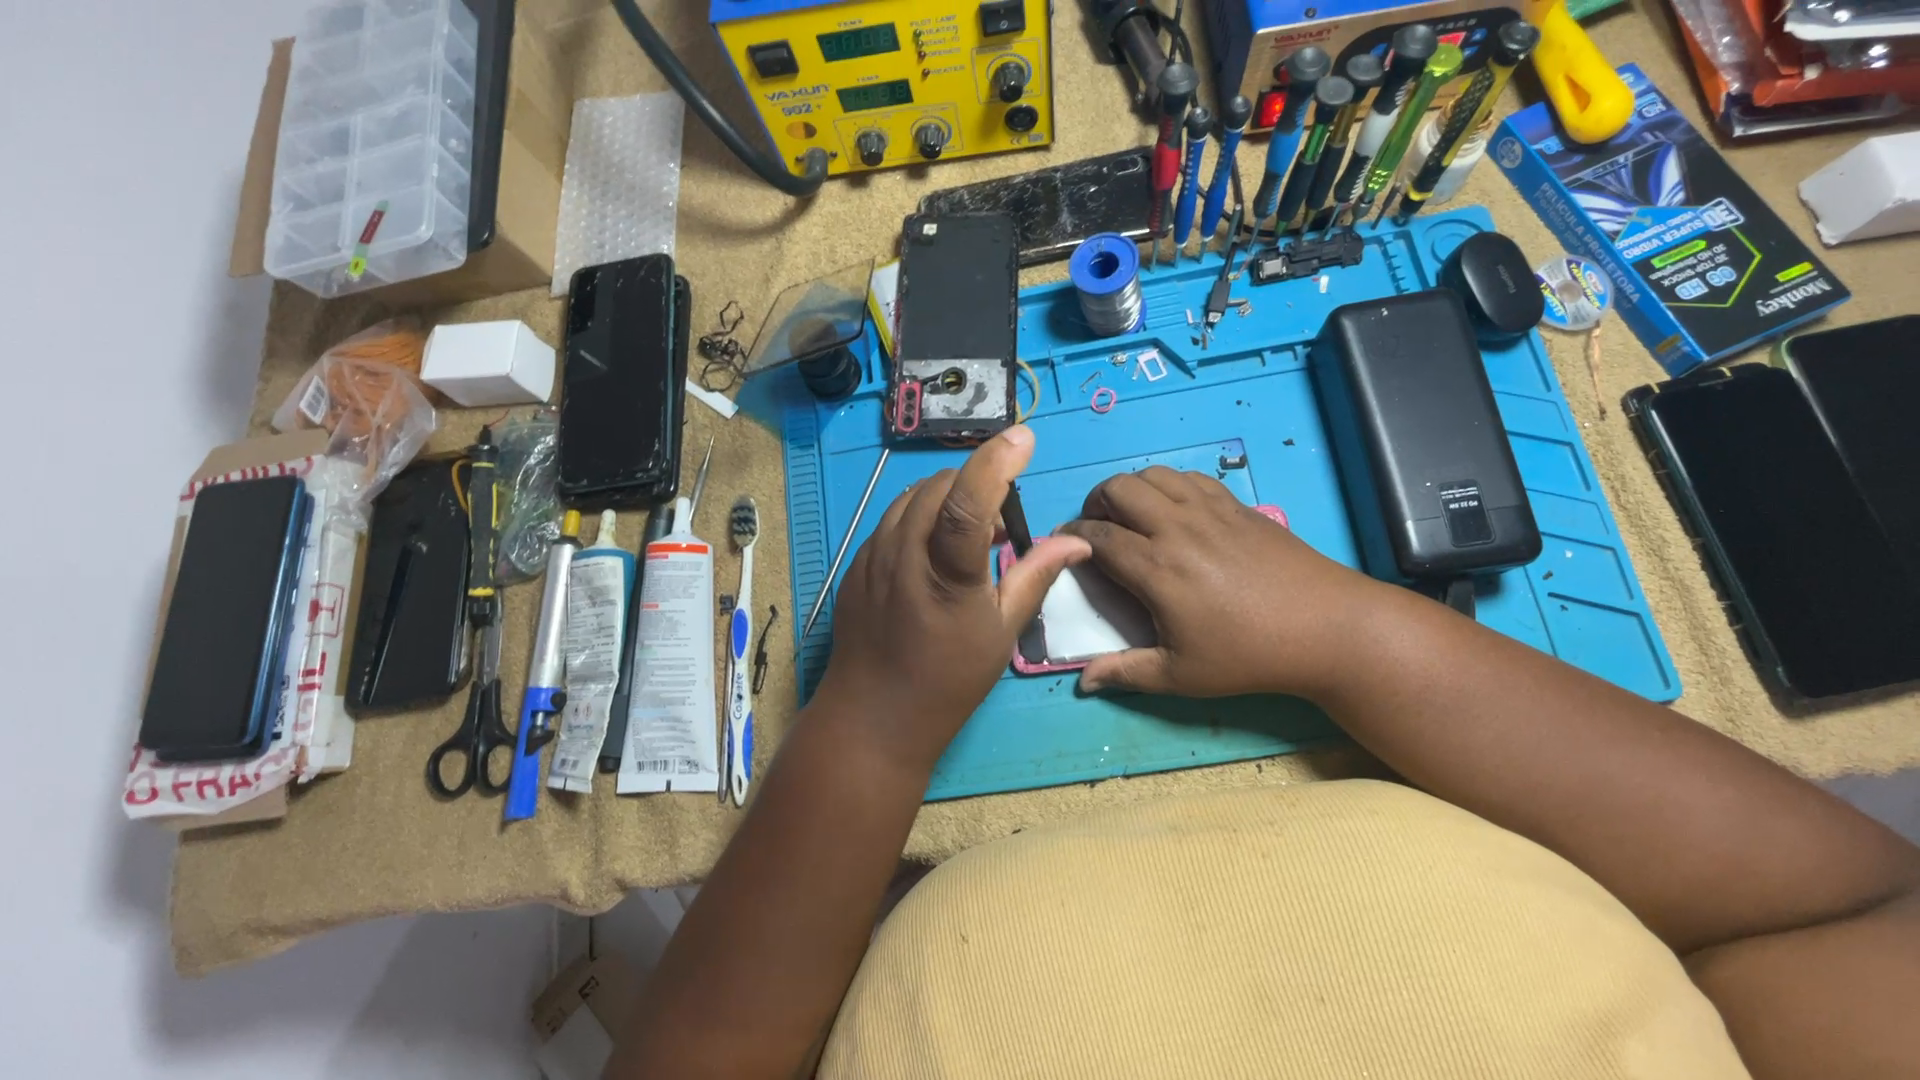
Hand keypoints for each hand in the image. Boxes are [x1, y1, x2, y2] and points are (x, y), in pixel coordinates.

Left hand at [812, 426, 1089, 775]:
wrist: (873, 716)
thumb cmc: (947, 681)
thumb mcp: (1001, 633)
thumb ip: (1035, 577)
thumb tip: (1075, 542)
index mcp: (946, 577)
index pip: (967, 502)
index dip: (996, 463)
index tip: (1023, 438)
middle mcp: (902, 555)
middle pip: (939, 487)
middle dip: (975, 482)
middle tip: (1001, 518)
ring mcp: (871, 557)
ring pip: (911, 497)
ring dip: (946, 496)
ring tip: (970, 532)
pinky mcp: (856, 565)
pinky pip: (891, 520)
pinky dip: (920, 516)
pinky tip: (934, 549)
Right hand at [1058, 467, 1389, 699]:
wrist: (1326, 626)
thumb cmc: (1249, 655)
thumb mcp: (1181, 676)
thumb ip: (1126, 672)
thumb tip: (1082, 682)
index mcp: (1156, 568)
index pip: (1096, 535)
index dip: (1071, 535)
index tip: (1063, 545)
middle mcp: (1177, 527)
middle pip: (1118, 489)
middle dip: (1095, 503)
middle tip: (1097, 528)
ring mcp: (1210, 510)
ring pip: (1153, 475)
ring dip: (1131, 489)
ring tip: (1131, 516)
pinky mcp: (1237, 505)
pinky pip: (1189, 477)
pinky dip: (1168, 485)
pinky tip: (1174, 511)